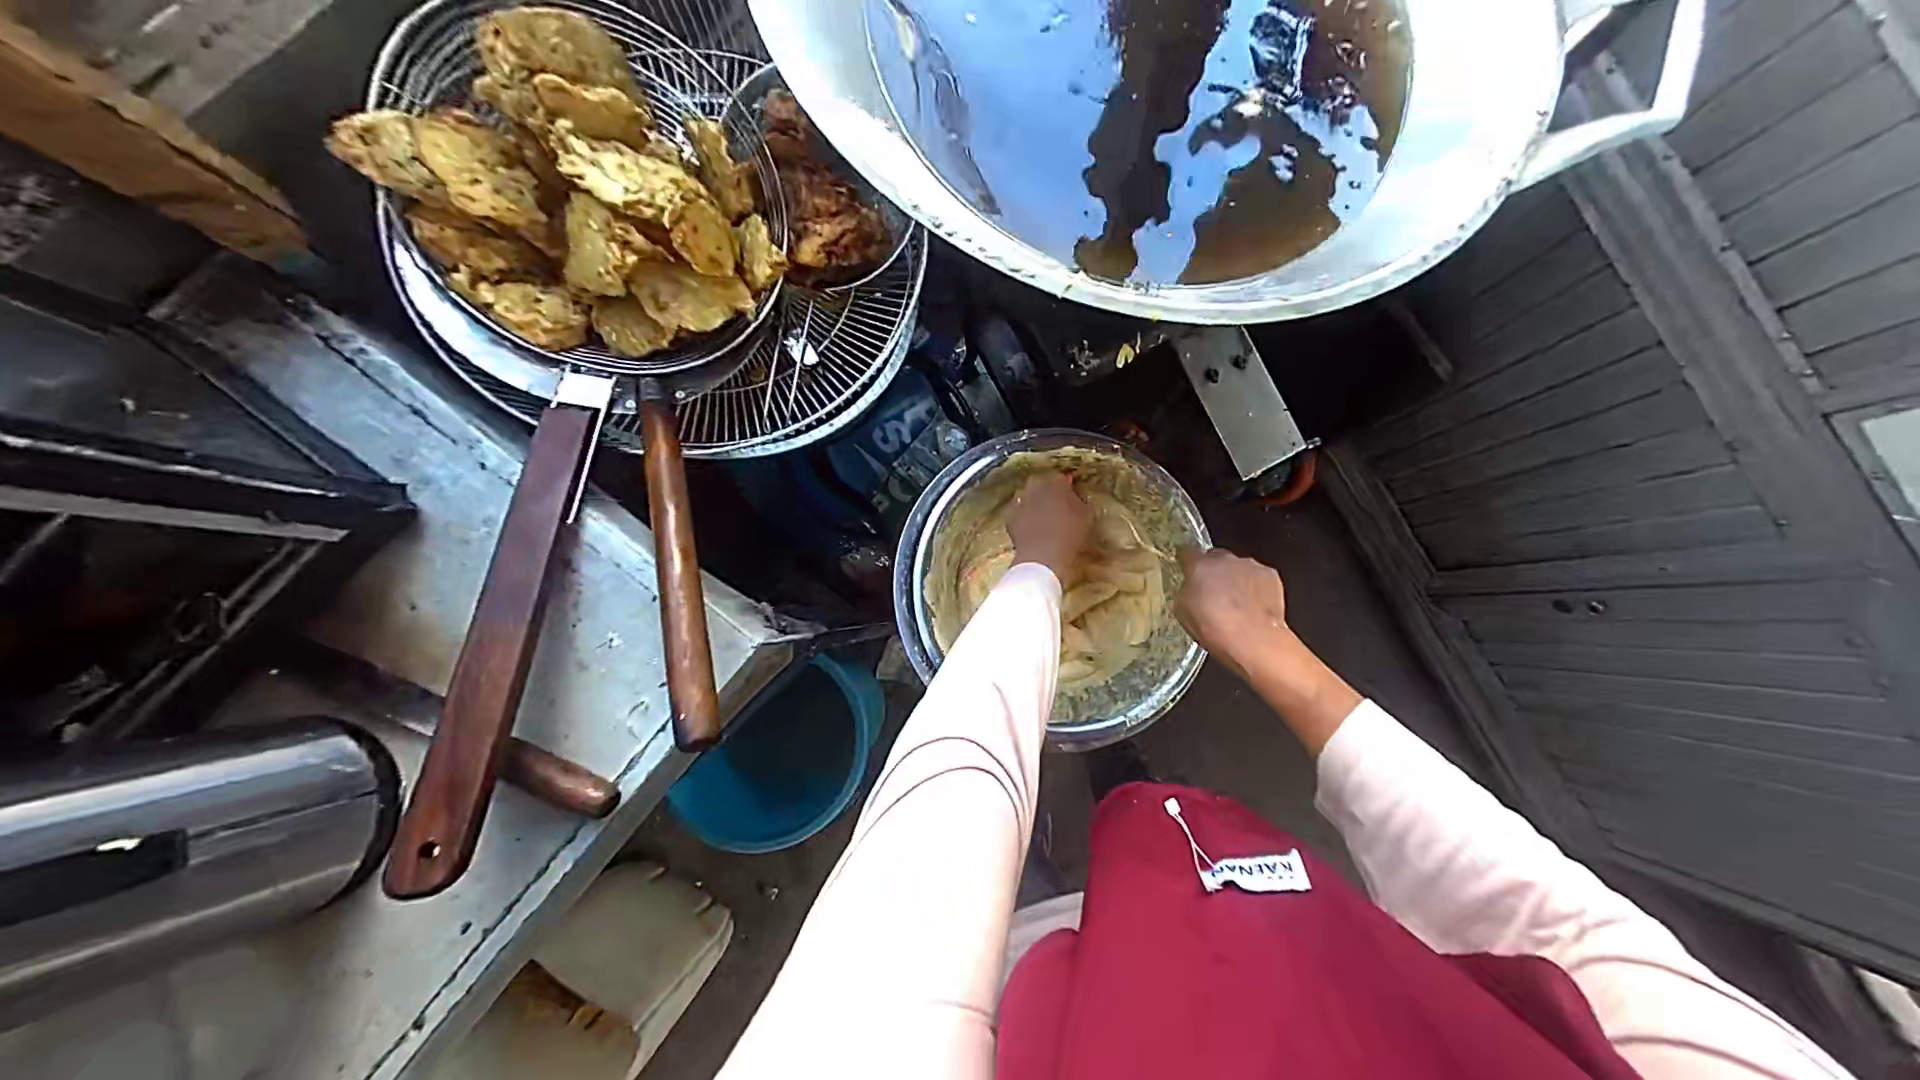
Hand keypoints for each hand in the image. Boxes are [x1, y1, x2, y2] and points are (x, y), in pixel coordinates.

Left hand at [1007, 472, 1091, 583]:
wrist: (1042, 554)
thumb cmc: (1070, 532)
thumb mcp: (1086, 514)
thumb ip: (1078, 500)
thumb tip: (1073, 496)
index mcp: (1054, 480)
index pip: (1061, 477)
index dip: (1066, 487)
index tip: (1070, 497)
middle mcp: (1033, 485)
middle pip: (1041, 484)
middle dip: (1048, 492)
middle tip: (1057, 507)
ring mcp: (1019, 500)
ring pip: (1028, 498)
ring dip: (1035, 504)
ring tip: (1044, 520)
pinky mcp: (1009, 517)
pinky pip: (1019, 514)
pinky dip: (1025, 519)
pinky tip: (1032, 530)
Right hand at [1174, 547, 1291, 677]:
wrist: (1252, 639)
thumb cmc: (1216, 628)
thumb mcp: (1183, 612)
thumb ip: (1186, 592)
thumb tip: (1190, 590)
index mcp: (1199, 567)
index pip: (1187, 552)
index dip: (1186, 559)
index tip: (1186, 564)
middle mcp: (1224, 561)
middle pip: (1215, 558)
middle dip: (1213, 572)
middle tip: (1213, 594)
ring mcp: (1249, 566)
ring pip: (1238, 567)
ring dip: (1235, 580)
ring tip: (1236, 605)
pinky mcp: (1270, 576)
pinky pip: (1258, 576)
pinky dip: (1255, 587)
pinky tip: (1252, 606)